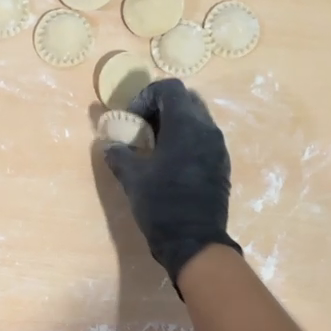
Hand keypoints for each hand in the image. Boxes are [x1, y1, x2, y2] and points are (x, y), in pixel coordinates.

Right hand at [103, 78, 241, 288]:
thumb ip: (119, 155)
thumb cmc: (161, 204)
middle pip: (186, 101)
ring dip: (174, 126)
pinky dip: (185, 142)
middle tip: (142, 129)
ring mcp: (218, 148)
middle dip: (161, 108)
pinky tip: (170, 164)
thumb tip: (109, 145)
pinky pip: (203, 140)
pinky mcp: (221, 165)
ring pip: (196, 120)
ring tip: (154, 148)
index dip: (146, 96)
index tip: (131, 118)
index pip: (169, 88)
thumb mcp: (132, 179)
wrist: (194, 241)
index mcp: (186, 125)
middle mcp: (207, 129)